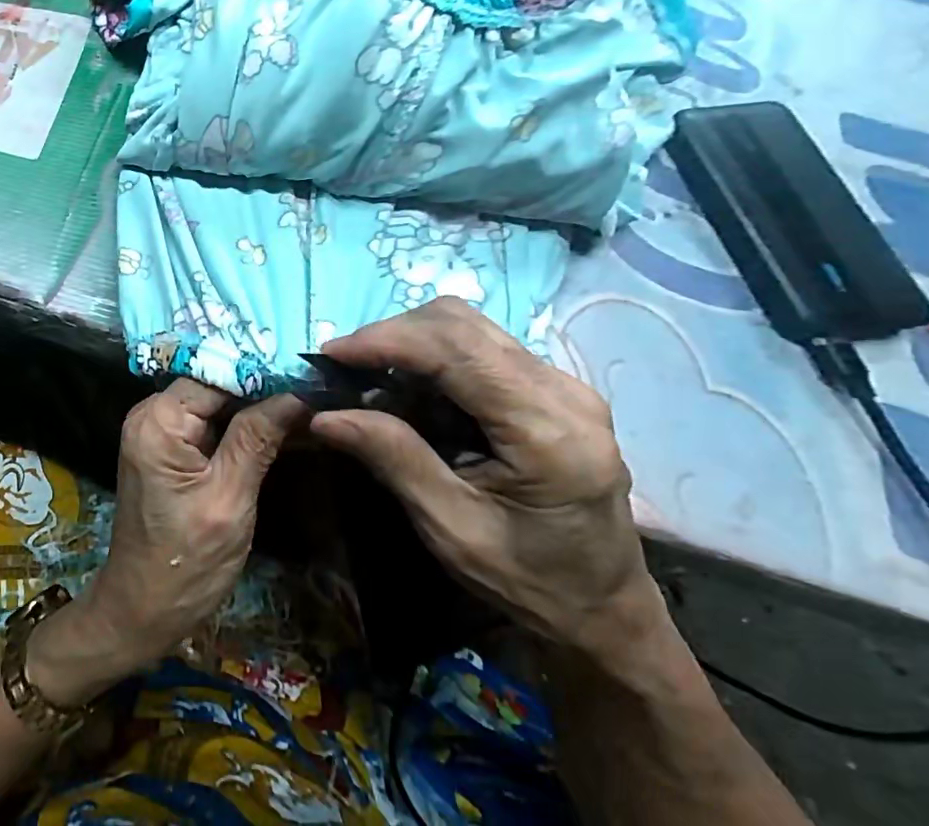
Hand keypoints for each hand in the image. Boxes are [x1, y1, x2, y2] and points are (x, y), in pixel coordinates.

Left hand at [81, 380, 309, 668]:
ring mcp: (158, 434)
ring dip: (259, 409)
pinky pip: (210, 428)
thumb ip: (256, 438)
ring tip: (315, 403)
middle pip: (215, 387)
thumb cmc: (187, 562)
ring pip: (216, 406)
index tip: (312, 373)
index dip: (263, 373)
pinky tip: (288, 430)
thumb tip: (296, 392)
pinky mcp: (170, 453)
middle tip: (321, 387)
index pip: (216, 375)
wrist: (144, 607)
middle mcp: (151, 416)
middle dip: (264, 389)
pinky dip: (244, 429)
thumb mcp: (229, 498)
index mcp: (158, 421)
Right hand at [308, 299, 659, 654]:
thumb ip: (394, 460)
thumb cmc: (528, 578)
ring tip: (366, 374)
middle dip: (391, 334)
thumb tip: (325, 415)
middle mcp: (563, 391)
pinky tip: (405, 385)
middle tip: (342, 368)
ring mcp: (562, 384)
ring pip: (468, 325)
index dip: (386, 341)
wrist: (603, 605)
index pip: (456, 351)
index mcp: (547, 431)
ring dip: (407, 339)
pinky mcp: (551, 388)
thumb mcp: (450, 527)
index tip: (328, 355)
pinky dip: (429, 352)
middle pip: (461, 324)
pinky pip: (478, 345)